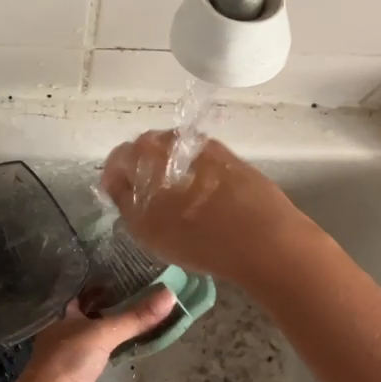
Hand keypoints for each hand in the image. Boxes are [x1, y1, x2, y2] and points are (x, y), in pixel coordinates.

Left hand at [10, 289, 175, 381]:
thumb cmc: (69, 358)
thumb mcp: (103, 332)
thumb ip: (135, 317)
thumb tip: (170, 295)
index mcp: (62, 310)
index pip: (85, 286)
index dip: (104, 278)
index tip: (129, 267)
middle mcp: (67, 324)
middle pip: (94, 306)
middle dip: (115, 299)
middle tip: (146, 284)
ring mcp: (76, 346)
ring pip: (101, 327)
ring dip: (119, 320)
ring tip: (147, 303)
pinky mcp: (86, 366)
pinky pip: (107, 346)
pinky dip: (120, 340)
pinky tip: (137, 333)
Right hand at [100, 131, 312, 284]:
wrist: (266, 240)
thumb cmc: (197, 237)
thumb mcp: (146, 228)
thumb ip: (123, 200)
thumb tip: (115, 183)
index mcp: (150, 152)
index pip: (120, 156)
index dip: (114, 177)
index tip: (115, 197)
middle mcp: (180, 140)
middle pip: (150, 150)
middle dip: (141, 171)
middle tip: (142, 202)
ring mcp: (211, 149)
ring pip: (179, 157)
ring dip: (170, 175)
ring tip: (173, 206)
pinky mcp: (236, 162)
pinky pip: (204, 167)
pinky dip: (196, 181)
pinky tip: (201, 206)